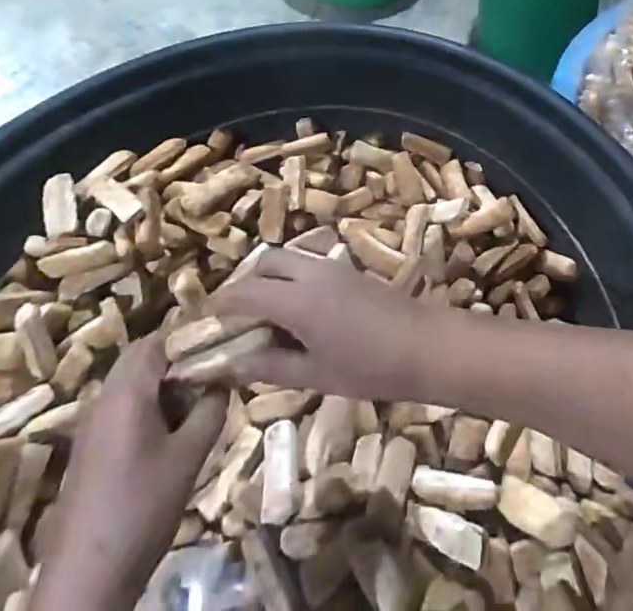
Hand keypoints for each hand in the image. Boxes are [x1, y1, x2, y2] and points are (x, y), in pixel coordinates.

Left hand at [32, 337, 226, 610]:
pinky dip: (151, 402)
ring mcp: (91, 424)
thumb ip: (211, 409)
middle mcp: (103, 398)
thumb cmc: (142, 507)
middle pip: (143, 357)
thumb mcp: (190, 456)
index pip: (160, 339)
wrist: (86, 576)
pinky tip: (176, 426)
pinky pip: (123, 406)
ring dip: (166, 380)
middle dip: (181, 355)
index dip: (192, 332)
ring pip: (133, 382)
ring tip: (204, 394)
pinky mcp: (90, 447)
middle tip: (219, 365)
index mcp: (126, 392)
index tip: (226, 336)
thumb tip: (223, 380)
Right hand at [209, 247, 447, 400]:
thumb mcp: (315, 375)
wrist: (427, 346)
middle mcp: (312, 274)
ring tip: (264, 313)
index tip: (205, 320)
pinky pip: (309, 263)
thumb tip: (230, 366)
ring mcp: (334, 267)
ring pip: (289, 257)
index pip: (244, 292)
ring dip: (270, 276)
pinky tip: (296, 309)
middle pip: (265, 262)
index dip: (221, 304)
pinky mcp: (351, 269)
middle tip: (235, 315)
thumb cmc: (370, 368)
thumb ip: (271, 366)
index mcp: (297, 300)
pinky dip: (292, 277)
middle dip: (244, 282)